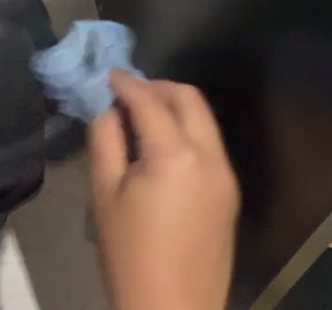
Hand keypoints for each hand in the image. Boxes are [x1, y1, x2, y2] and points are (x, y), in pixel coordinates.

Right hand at [88, 71, 239, 309]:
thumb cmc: (129, 255)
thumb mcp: (104, 192)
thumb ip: (104, 137)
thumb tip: (106, 106)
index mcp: (175, 155)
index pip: (147, 99)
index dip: (123, 82)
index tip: (102, 75)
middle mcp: (209, 157)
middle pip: (187, 97)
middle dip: (154, 87)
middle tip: (123, 94)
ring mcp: (225, 176)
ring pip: (202, 118)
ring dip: (171, 106)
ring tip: (137, 119)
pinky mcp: (229, 194)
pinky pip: (208, 143)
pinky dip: (184, 130)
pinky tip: (157, 147)